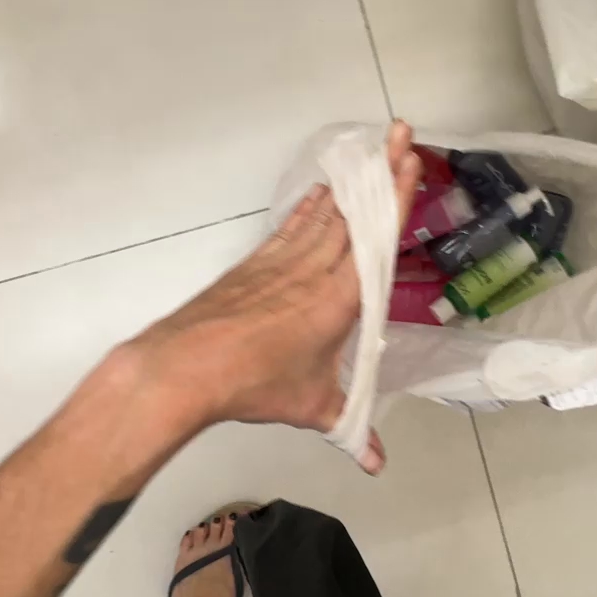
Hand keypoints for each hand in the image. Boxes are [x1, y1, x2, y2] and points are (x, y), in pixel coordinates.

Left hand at [129, 123, 423, 473]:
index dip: (395, 198)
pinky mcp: (253, 264)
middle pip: (354, 214)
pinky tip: (316, 197)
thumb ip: (349, 428)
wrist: (186, 366)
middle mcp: (315, 270)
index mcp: (340, 299)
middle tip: (400, 131)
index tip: (410, 160)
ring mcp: (281, 262)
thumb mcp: (311, 408)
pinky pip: (289, 229)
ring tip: (364, 153)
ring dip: (346, 185)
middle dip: (380, 171)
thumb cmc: (256, 386)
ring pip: (323, 216)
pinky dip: (306, 210)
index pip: (376, 240)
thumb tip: (376, 466)